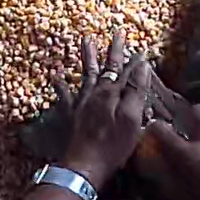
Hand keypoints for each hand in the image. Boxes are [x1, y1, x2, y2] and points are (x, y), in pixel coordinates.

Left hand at [48, 30, 152, 188]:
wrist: (83, 166)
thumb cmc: (112, 146)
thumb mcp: (131, 119)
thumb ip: (135, 91)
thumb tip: (143, 66)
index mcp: (112, 94)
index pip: (127, 71)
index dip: (136, 60)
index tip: (143, 48)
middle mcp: (95, 93)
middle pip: (106, 68)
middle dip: (113, 50)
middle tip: (118, 33)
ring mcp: (81, 103)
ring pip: (86, 75)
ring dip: (87, 57)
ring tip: (86, 40)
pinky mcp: (70, 115)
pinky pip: (64, 96)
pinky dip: (61, 86)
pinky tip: (56, 77)